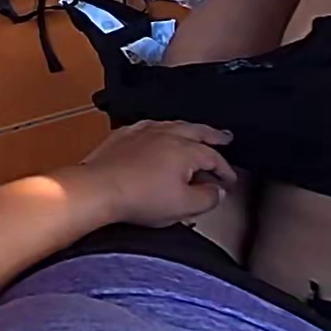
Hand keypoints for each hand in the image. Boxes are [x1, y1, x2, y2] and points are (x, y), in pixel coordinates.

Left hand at [74, 121, 235, 227]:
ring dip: (189, 129)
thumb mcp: (183, 206)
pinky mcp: (125, 134)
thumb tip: (217, 191)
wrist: (100, 187)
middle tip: (225, 138)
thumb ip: (206, 198)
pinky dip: (160, 128)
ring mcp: (145, 131)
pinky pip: (149, 125)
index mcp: (185, 150)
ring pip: (174, 125)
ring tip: (196, 132)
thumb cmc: (141, 197)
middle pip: (197, 131)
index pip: (213, 157)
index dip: (225, 170)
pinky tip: (158, 131)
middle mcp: (168, 134)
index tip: (230, 181)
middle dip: (214, 136)